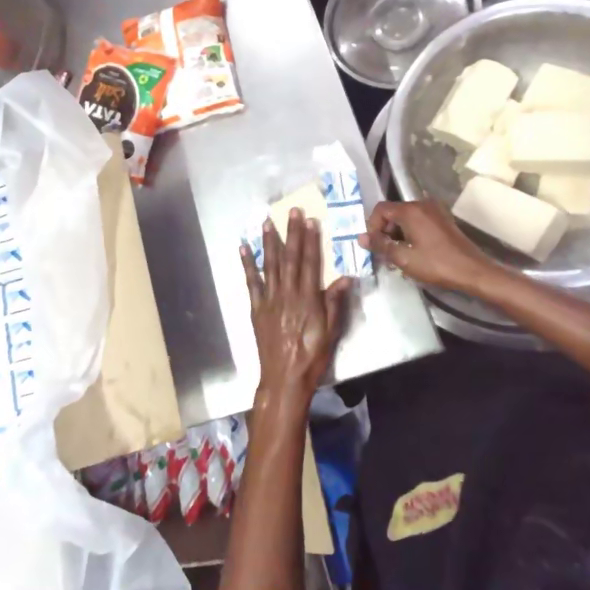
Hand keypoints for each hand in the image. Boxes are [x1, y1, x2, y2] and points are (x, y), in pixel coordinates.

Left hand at [242, 210, 350, 401]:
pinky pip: (251, 283)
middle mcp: (287, 293)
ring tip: (267, 222)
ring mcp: (269, 300)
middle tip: (291, 211)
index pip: (310, 263)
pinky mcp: (257, 308)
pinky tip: (244, 249)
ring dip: (269, 242)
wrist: (284, 378)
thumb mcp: (331, 331)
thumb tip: (344, 277)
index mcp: (307, 298)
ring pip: (269, 265)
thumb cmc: (312, 356)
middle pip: (290, 258)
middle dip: (291, 233)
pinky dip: (247, 264)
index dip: (311, 241)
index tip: (311, 221)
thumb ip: (334, 303)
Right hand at [364, 200, 498, 293]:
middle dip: (385, 230)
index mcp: (410, 210)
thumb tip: (360, 238)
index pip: (381, 209)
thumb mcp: (403, 258)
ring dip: (398, 233)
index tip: (374, 245)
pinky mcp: (443, 219)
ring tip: (398, 255)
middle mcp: (422, 204)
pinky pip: (419, 220)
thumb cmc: (436, 264)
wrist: (471, 271)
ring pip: (406, 217)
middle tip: (385, 252)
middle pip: (393, 211)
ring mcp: (434, 210)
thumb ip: (380, 245)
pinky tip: (413, 250)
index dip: (372, 226)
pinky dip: (411, 232)